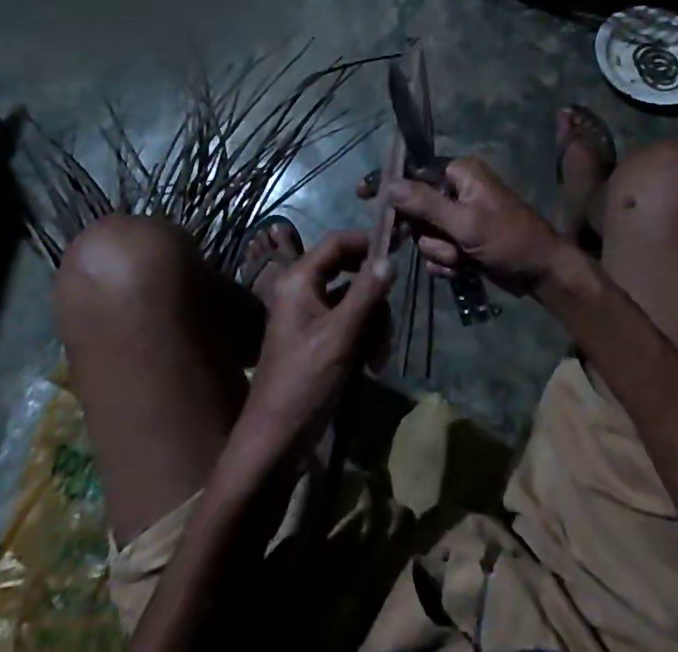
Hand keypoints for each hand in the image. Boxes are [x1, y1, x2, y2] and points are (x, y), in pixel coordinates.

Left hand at [239, 230, 392, 453]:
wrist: (277, 435)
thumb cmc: (305, 380)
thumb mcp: (341, 335)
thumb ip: (366, 293)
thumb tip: (389, 259)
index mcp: (298, 281)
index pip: (336, 243)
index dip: (367, 241)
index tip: (400, 247)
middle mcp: (301, 290)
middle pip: (350, 273)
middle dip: (374, 300)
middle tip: (387, 327)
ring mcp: (310, 315)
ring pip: (355, 301)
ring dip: (373, 326)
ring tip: (377, 359)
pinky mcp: (318, 337)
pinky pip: (349, 323)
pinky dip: (364, 338)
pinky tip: (371, 365)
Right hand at [385, 158, 564, 295]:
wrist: (542, 274)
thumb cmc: (508, 240)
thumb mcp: (465, 222)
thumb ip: (424, 204)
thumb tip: (388, 184)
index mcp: (460, 173)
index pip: (413, 173)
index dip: (389, 185)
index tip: (363, 195)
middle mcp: (457, 190)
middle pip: (414, 208)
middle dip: (427, 234)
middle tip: (443, 246)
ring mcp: (458, 217)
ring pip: (424, 234)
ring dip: (439, 252)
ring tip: (462, 258)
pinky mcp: (461, 240)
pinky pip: (436, 250)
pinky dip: (446, 262)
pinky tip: (463, 268)